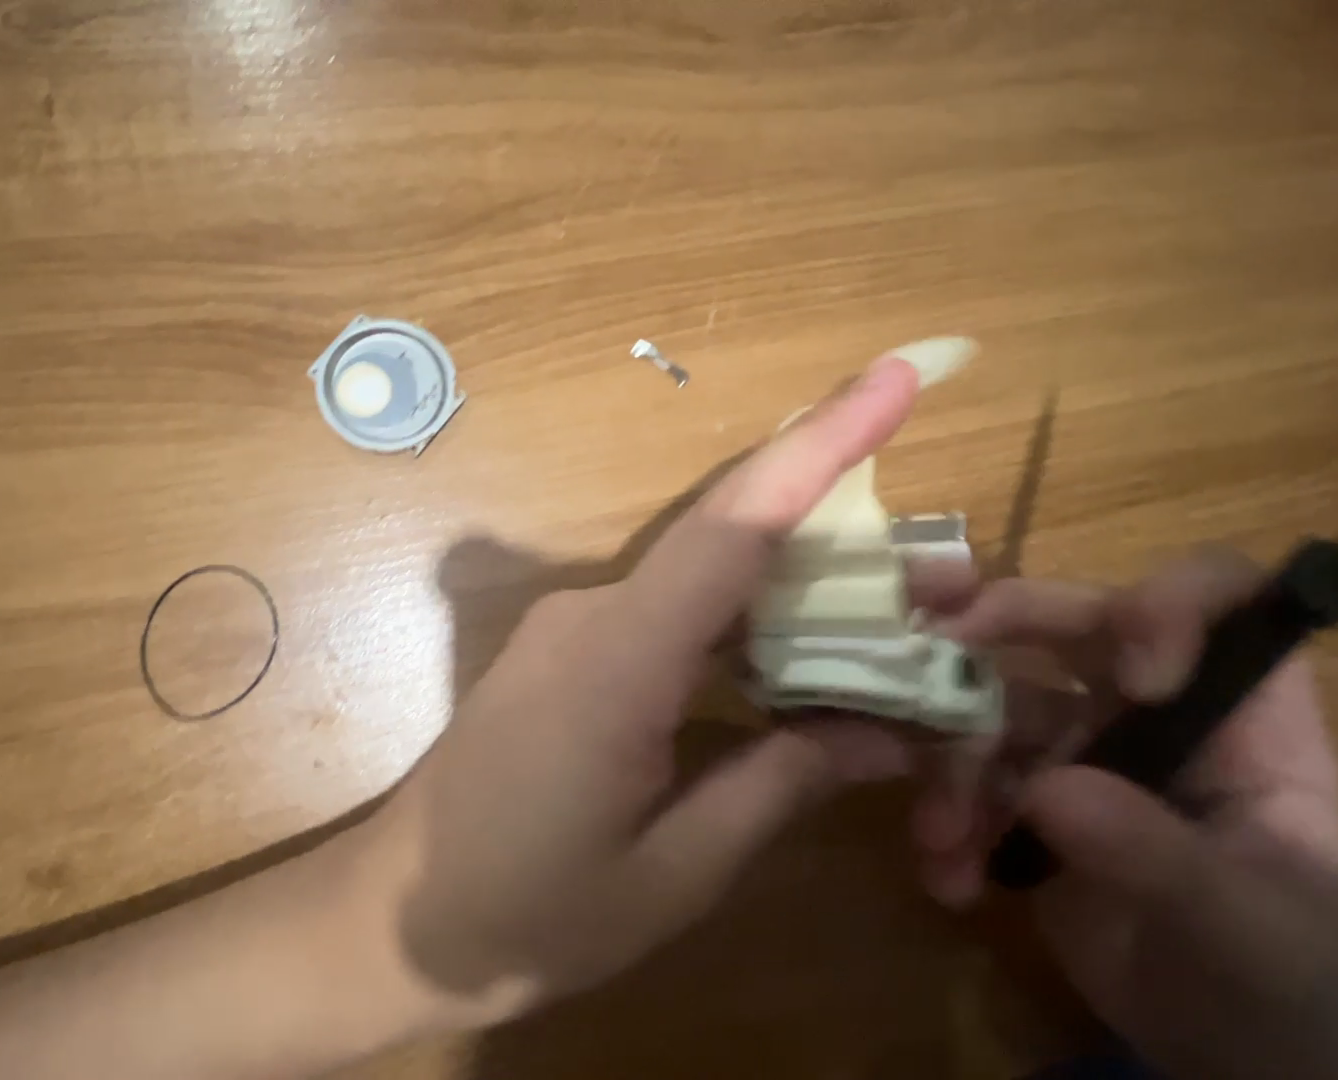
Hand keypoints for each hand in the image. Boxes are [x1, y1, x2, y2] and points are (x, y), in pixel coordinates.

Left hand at [349, 355, 925, 1025]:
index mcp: (618, 659)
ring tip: (897, 629)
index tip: (893, 377)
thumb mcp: (672, 872)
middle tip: (946, 590)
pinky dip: (742, 628)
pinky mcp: (565, 652)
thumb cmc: (526, 915)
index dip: (820, 444)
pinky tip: (799, 661)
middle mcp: (592, 614)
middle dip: (841, 545)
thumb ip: (778, 785)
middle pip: (731, 546)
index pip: (734, 526)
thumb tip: (883, 732)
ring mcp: (571, 627)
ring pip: (704, 582)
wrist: (391, 921)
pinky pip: (670, 617)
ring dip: (795, 594)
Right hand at [916, 550, 1337, 1079]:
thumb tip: (1047, 790)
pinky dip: (942, 818)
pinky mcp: (1021, 791)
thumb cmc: (1274, 987)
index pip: (1220, 607)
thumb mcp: (1238, 931)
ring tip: (939, 836)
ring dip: (950, 760)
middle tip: (933, 644)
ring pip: (990, 701)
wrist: (1221, 1057)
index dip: (1170, 607)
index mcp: (1239, 721)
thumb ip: (1156, 857)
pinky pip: (960, 772)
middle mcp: (1148, 711)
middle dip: (997, 622)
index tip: (1131, 675)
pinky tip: (950, 877)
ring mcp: (1078, 747)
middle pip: (1071, 621)